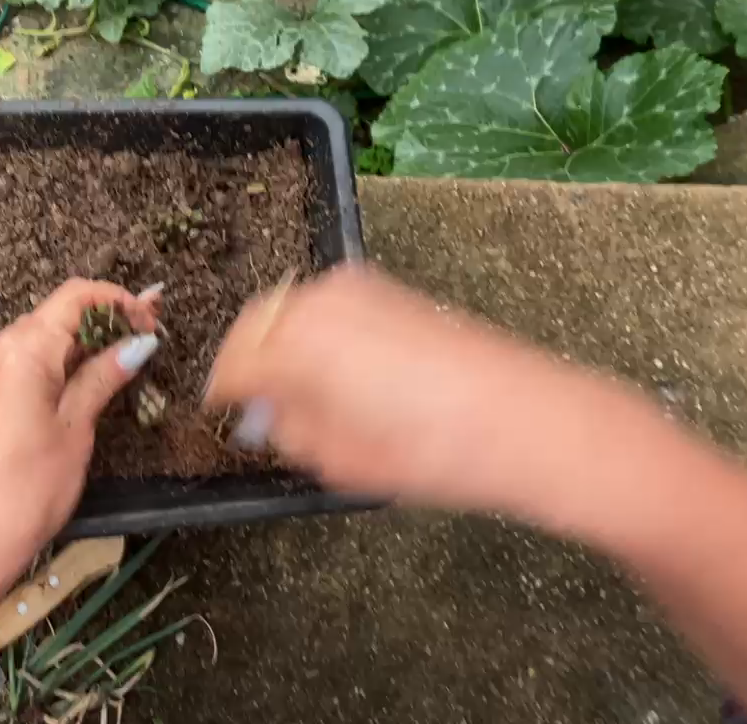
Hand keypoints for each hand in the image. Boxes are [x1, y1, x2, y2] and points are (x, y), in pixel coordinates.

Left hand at [0, 279, 161, 592]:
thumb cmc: (24, 491)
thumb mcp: (75, 429)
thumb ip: (103, 377)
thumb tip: (138, 343)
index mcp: (24, 346)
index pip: (76, 295)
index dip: (118, 300)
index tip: (152, 321)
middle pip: (59, 314)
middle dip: (106, 320)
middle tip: (149, 340)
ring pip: (43, 339)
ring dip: (85, 344)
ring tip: (126, 362)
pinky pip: (26, 364)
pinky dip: (60, 365)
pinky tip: (85, 384)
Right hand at [204, 264, 643, 521]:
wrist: (528, 419)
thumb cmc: (433, 450)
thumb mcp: (342, 460)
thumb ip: (289, 430)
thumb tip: (268, 414)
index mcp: (297, 342)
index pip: (235, 362)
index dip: (220, 390)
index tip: (218, 409)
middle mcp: (317, 301)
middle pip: (255, 323)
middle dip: (244, 358)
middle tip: (246, 397)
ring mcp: (351, 287)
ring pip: (287, 307)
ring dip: (276, 339)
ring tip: (287, 381)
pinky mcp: (382, 288)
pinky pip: (321, 302)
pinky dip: (308, 326)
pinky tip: (325, 361)